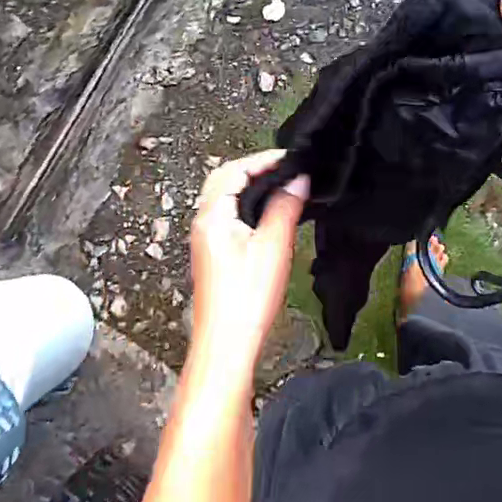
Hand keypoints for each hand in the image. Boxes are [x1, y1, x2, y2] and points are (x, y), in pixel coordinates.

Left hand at [189, 150, 307, 364]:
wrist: (227, 343)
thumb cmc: (245, 300)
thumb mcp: (274, 246)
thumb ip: (286, 207)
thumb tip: (298, 180)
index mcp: (212, 218)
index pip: (233, 170)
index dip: (262, 160)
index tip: (290, 159)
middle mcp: (203, 225)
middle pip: (223, 179)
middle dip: (254, 167)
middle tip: (285, 166)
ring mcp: (207, 239)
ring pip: (224, 197)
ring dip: (250, 184)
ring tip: (281, 183)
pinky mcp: (215, 253)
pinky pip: (228, 214)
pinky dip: (248, 202)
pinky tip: (269, 212)